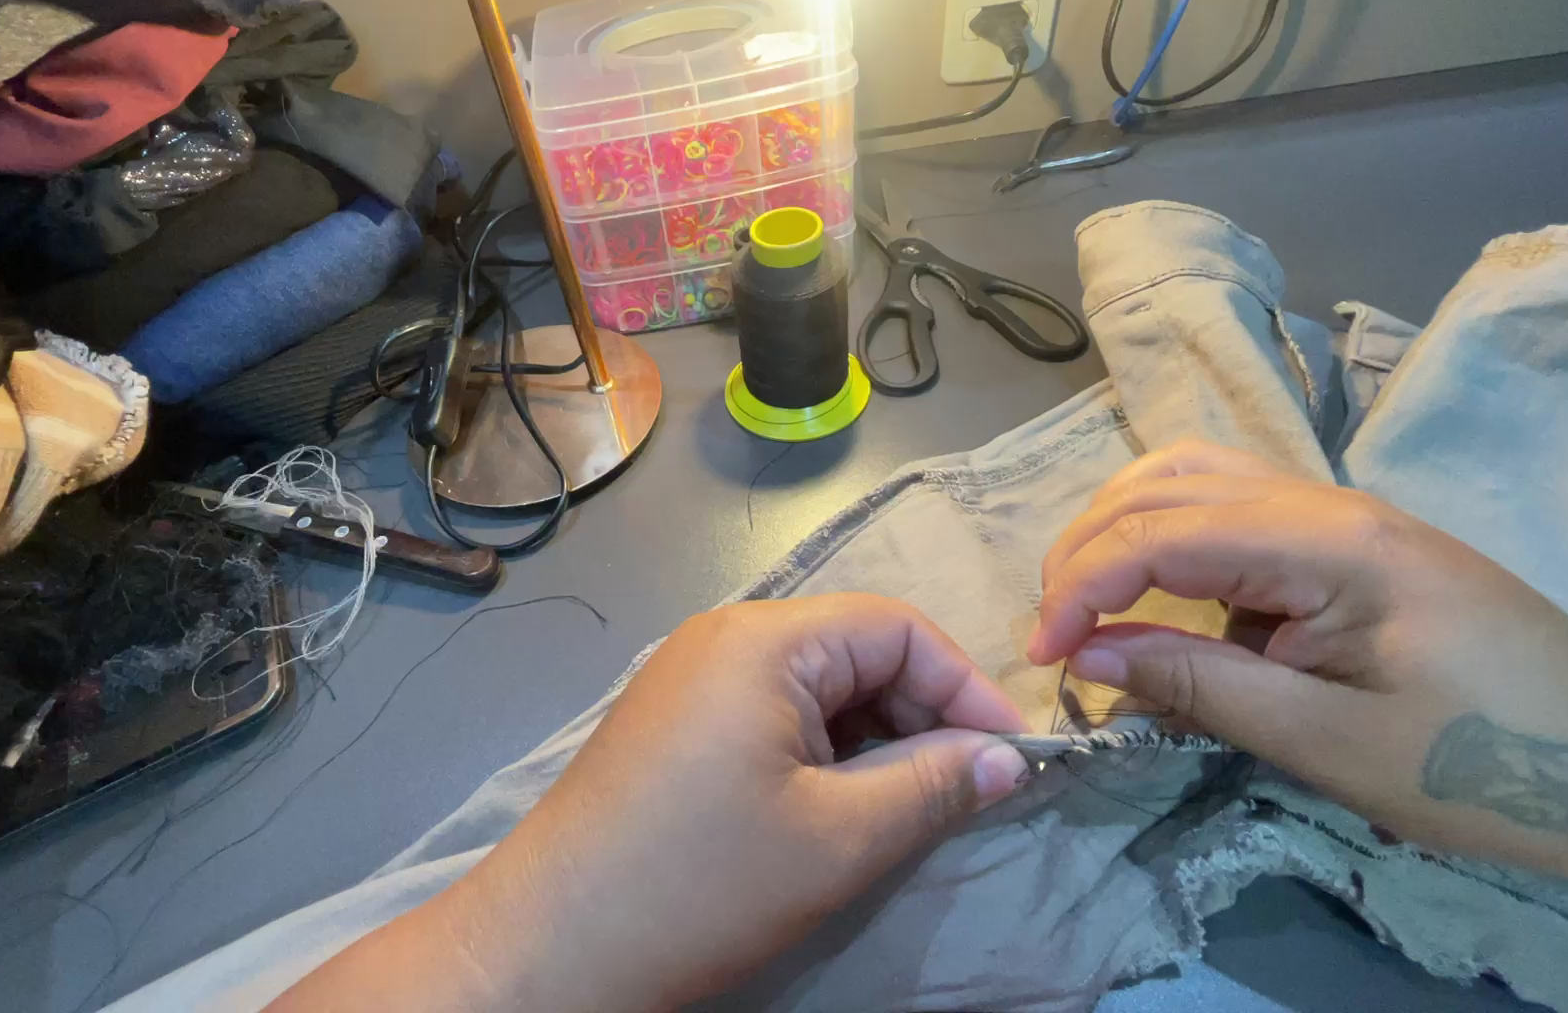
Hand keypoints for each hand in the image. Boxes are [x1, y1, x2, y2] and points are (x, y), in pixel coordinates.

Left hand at [271, 594, 1027, 1011]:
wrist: (553, 939)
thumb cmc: (701, 880)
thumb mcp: (838, 838)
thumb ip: (933, 785)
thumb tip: (1010, 757)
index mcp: (764, 638)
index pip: (894, 628)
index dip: (964, 685)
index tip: (1014, 755)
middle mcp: (726, 634)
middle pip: (855, 650)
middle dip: (920, 713)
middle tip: (965, 788)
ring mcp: (695, 672)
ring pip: (817, 683)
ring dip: (874, 734)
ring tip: (904, 802)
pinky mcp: (679, 714)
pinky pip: (774, 708)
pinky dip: (823, 747)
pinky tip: (837, 799)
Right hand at [1029, 440, 1567, 907]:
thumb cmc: (1487, 768)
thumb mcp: (1327, 743)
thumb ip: (1193, 684)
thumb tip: (1084, 655)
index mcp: (1330, 543)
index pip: (1161, 536)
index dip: (1082, 588)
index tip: (1045, 653)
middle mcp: (1321, 500)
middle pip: (1156, 490)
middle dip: (1082, 555)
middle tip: (1056, 630)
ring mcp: (1326, 506)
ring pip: (1178, 473)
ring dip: (1111, 525)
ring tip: (1084, 591)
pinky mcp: (1326, 529)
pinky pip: (1212, 492)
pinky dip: (1153, 520)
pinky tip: (1146, 566)